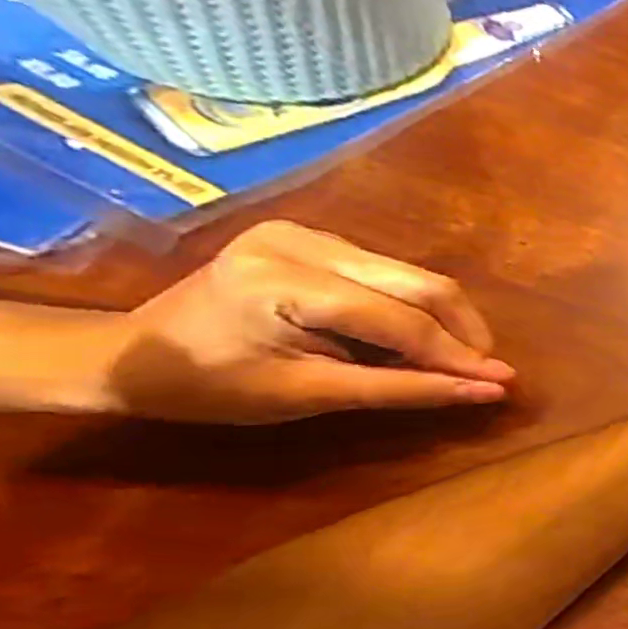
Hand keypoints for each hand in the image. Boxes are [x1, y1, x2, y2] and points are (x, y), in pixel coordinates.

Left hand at [102, 221, 514, 423]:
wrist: (126, 354)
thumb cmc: (209, 388)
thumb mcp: (309, 395)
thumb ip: (403, 389)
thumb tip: (487, 391)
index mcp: (284, 280)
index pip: (396, 318)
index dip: (454, 354)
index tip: (501, 383)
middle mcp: (302, 240)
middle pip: (418, 282)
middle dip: (462, 329)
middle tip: (488, 369)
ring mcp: (311, 232)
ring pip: (413, 275)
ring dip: (446, 320)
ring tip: (458, 358)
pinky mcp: (319, 238)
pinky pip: (393, 274)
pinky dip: (417, 309)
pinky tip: (419, 337)